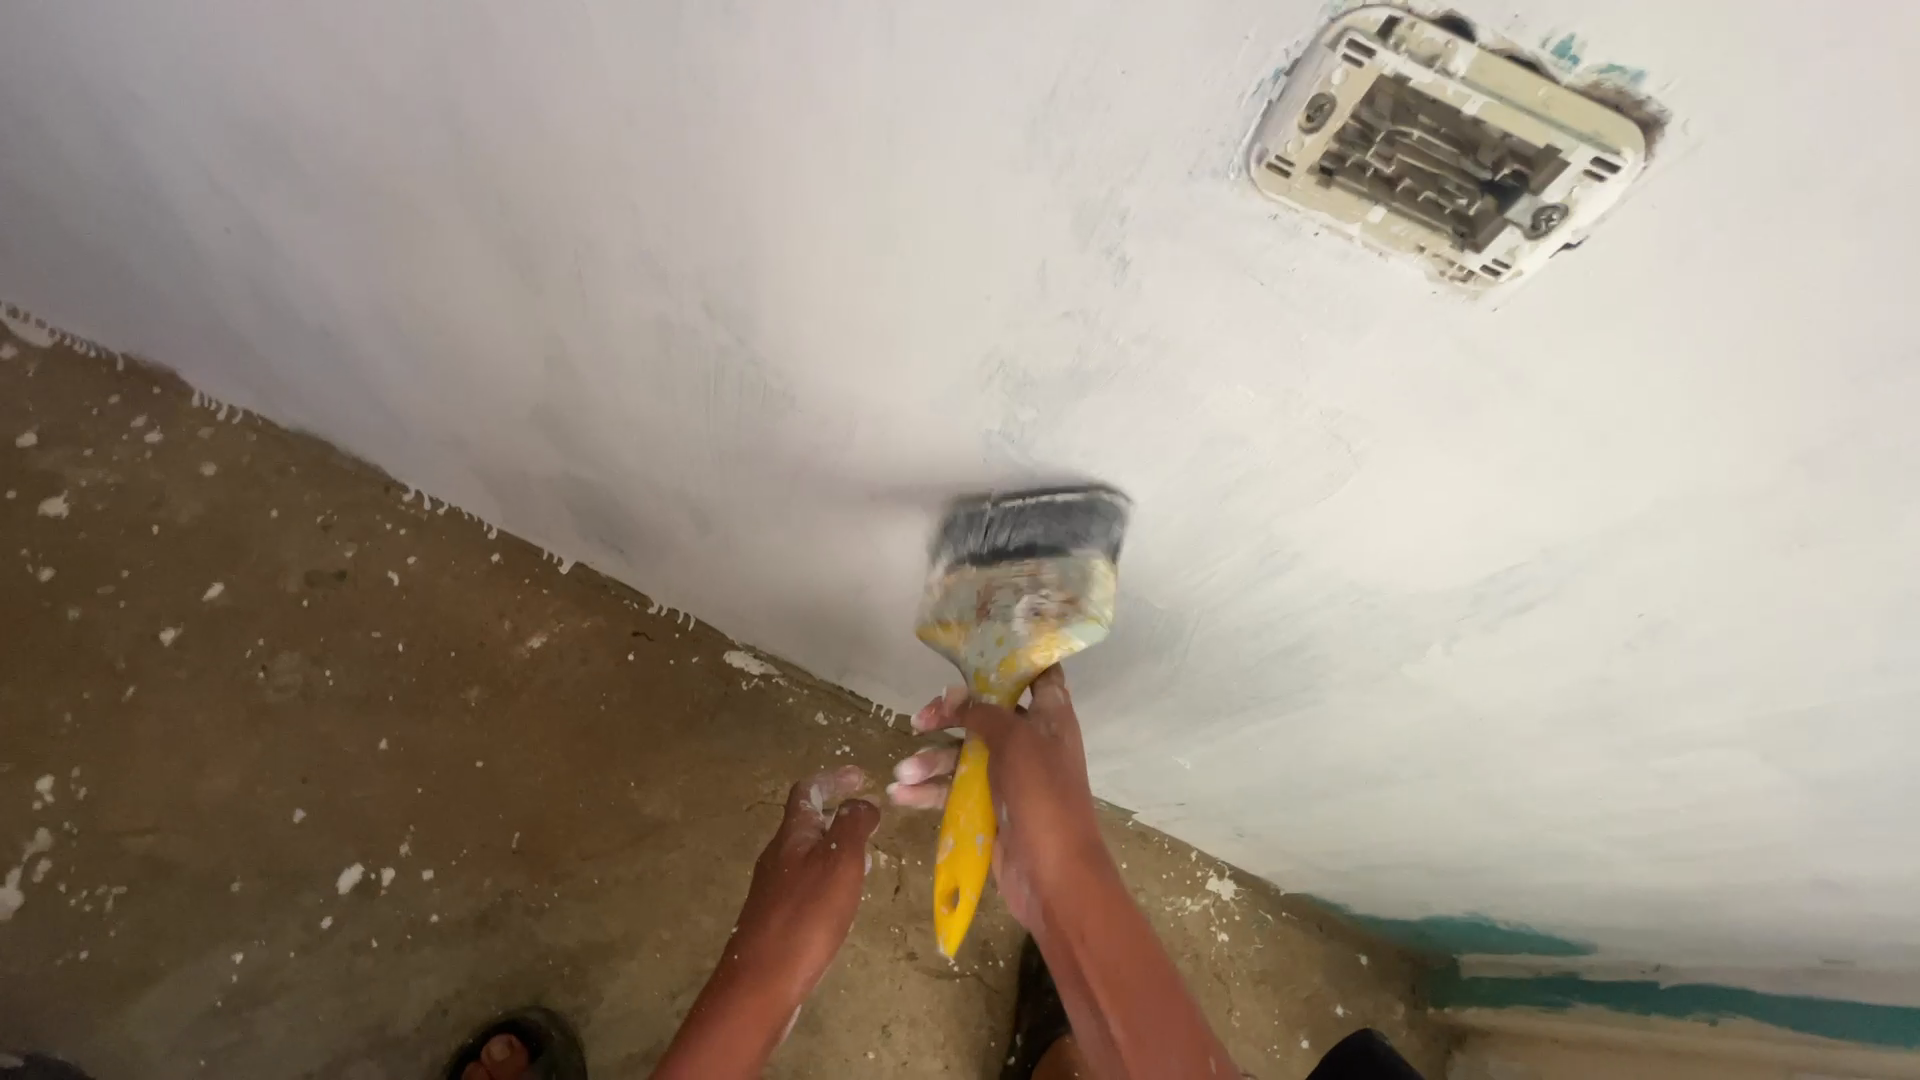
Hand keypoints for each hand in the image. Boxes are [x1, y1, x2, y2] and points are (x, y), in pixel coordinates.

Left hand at [728, 765, 879, 1002]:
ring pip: (807, 854)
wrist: (760, 985)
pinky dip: (829, 879)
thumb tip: (862, 801)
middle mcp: (778, 855)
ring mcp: (773, 889)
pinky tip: (842, 901)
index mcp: (792, 834)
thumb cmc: (805, 915)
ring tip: (865, 860)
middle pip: (806, 822)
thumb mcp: (840, 860)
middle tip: (869, 822)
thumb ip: (853, 825)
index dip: (834, 779)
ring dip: (836, 848)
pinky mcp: (775, 919)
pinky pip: (806, 884)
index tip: (862, 777)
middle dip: (838, 815)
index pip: (807, 790)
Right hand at [888, 666, 1108, 929]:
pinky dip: (930, 790)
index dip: (1013, 659)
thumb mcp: (1015, 741)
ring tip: (903, 773)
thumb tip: (958, 696)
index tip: (976, 650)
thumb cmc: (1042, 796)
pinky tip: (902, 795)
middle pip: (986, 712)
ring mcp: (1009, 775)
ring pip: (964, 753)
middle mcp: (1031, 740)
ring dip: (931, 760)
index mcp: (1050, 716)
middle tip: (919, 720)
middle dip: (950, 715)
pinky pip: (954, 788)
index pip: (1038, 674)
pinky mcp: (990, 806)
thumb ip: (984, 713)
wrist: (1054, 875)